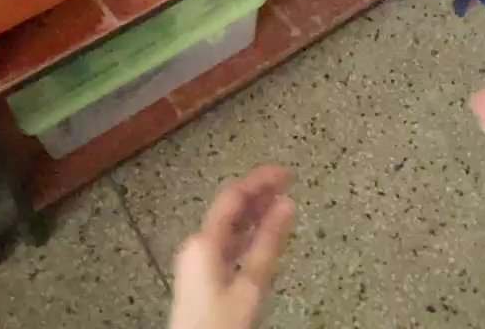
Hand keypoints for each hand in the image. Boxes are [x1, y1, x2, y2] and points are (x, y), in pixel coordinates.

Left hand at [169, 165, 296, 328]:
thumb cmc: (220, 326)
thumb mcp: (250, 287)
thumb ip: (268, 243)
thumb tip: (287, 204)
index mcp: (203, 241)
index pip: (234, 195)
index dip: (261, 179)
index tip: (287, 172)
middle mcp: (197, 245)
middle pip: (230, 208)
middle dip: (259, 192)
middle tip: (288, 182)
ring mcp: (198, 261)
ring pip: (229, 226)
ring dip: (255, 213)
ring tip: (281, 202)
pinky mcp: (202, 277)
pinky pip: (227, 244)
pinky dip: (247, 236)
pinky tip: (263, 236)